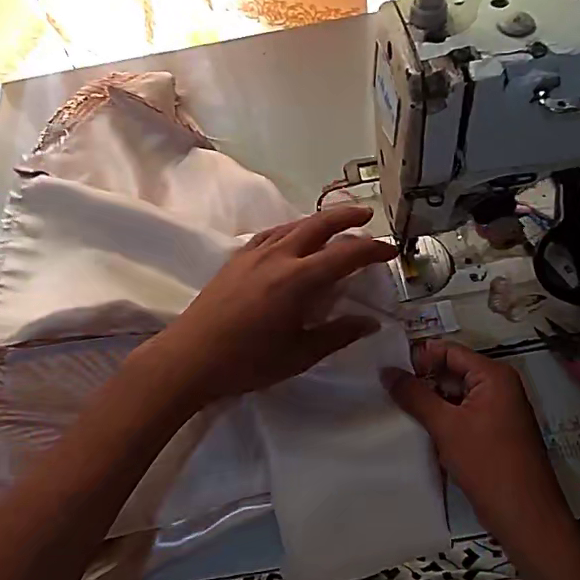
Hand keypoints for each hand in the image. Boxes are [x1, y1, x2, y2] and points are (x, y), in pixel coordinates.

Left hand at [134, 206, 399, 405]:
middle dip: (346, 217)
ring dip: (319, 220)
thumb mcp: (299, 354)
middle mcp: (278, 257)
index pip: (345, 254)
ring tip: (335, 223)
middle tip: (367, 217)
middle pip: (318, 225)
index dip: (372, 250)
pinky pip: (271, 233)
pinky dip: (291, 229)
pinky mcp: (236, 259)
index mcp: (298, 280)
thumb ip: (337, 334)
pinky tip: (292, 236)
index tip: (390, 250)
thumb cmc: (247, 362)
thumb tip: (368, 322)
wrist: (189, 358)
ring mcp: (253, 254)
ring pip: (293, 225)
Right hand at [384, 341, 575, 544]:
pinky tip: (420, 430)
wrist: (526, 517)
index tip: (388, 369)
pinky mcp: (494, 432)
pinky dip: (443, 419)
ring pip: (456, 395)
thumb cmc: (488, 464)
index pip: (449, 351)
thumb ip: (414, 395)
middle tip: (387, 389)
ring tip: (397, 409)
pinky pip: (463, 414)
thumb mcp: (446, 426)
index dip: (418, 357)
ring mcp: (499, 410)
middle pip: (452, 371)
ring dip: (430, 402)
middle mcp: (499, 386)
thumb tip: (387, 370)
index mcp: (494, 375)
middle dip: (422, 380)